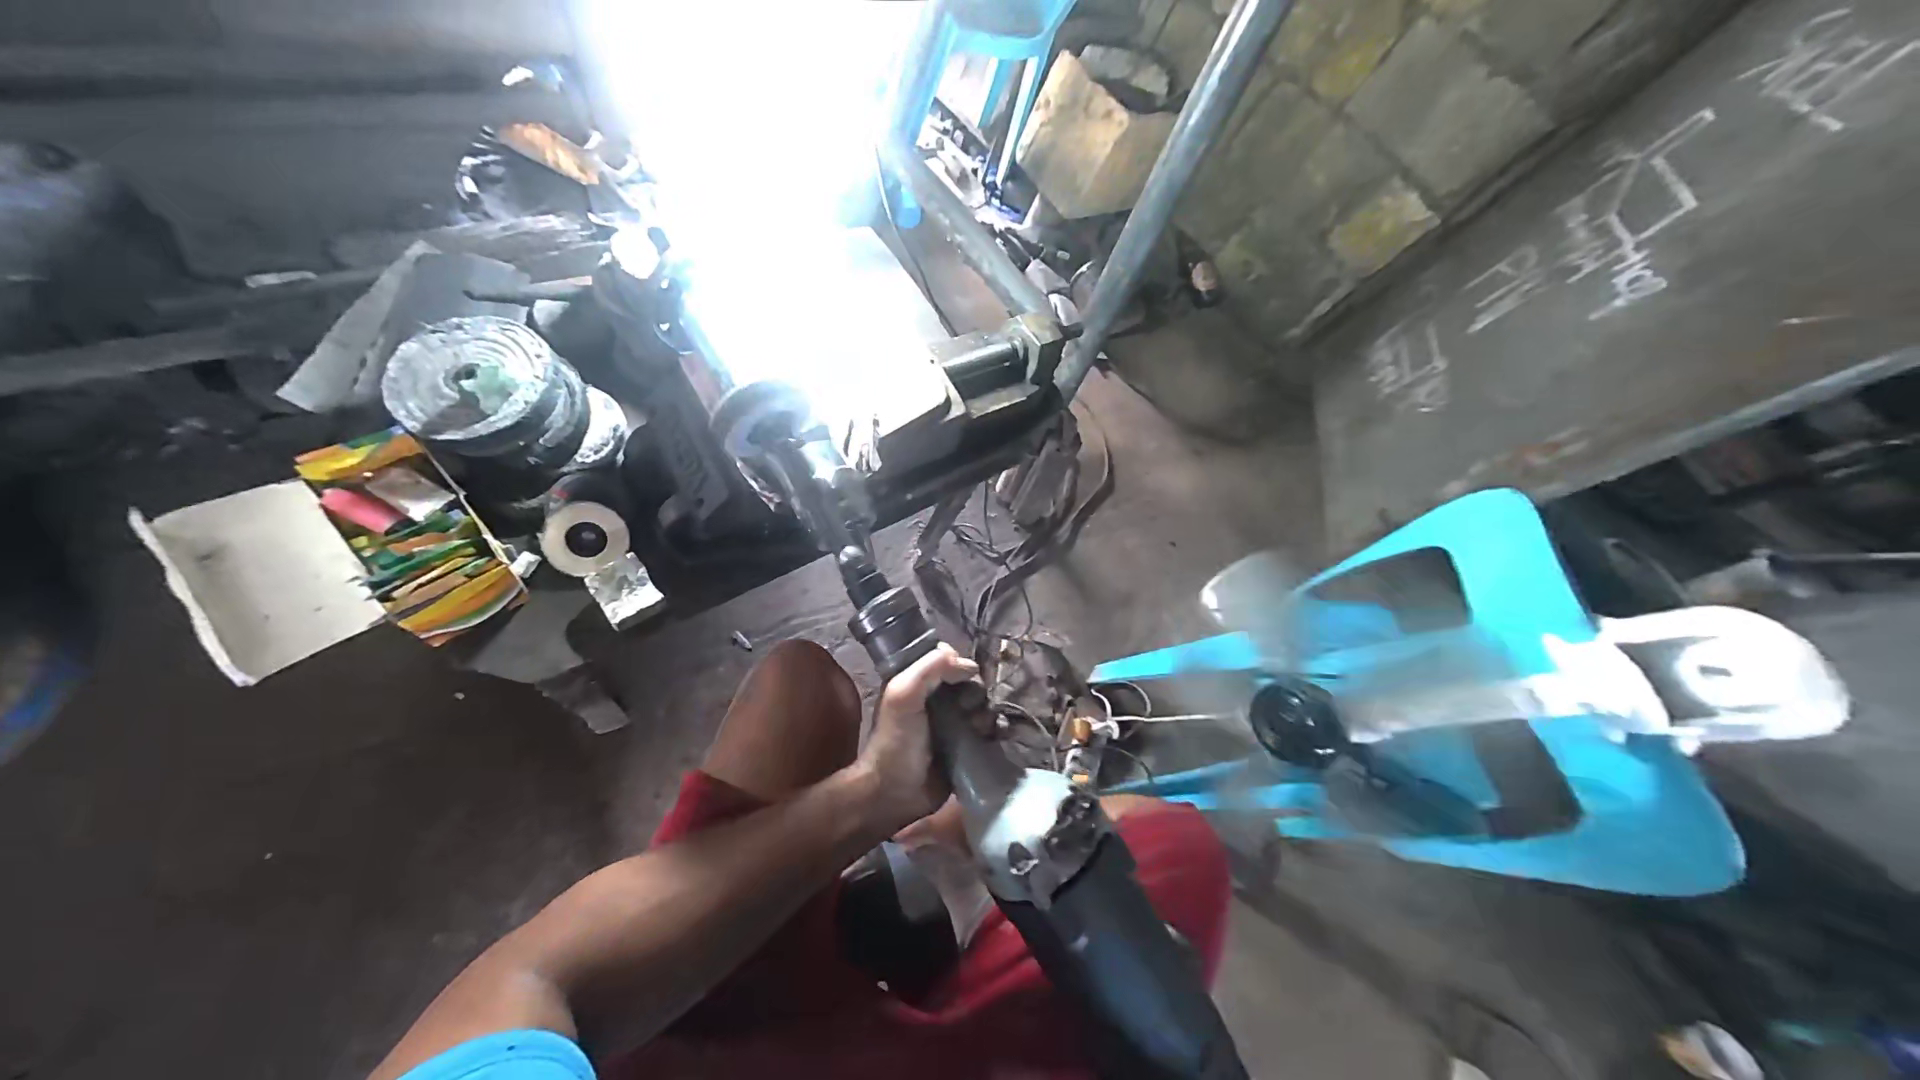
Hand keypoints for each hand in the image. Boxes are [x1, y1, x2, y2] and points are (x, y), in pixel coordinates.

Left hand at [849, 644, 977, 835]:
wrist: (896, 794)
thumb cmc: (895, 741)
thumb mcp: (903, 695)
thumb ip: (931, 668)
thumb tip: (970, 665)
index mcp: (917, 681)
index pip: (947, 659)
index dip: (959, 664)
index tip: (963, 677)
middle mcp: (936, 699)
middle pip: (969, 682)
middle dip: (975, 692)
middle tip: (967, 709)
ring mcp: (952, 723)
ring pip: (982, 705)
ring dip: (987, 712)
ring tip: (979, 727)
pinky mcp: (967, 746)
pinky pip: (989, 729)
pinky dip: (996, 729)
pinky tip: (995, 735)